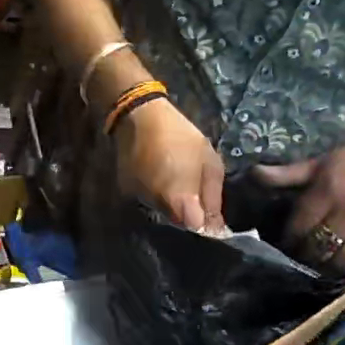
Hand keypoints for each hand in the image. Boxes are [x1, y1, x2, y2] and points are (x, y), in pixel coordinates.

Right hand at [115, 99, 224, 231]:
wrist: (139, 117)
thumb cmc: (180, 135)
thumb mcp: (209, 161)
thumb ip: (213, 196)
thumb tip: (216, 224)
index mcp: (179, 198)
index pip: (195, 227)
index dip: (206, 224)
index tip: (213, 216)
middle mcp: (156, 204)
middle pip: (178, 221)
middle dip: (190, 214)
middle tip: (198, 195)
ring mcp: (139, 198)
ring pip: (162, 211)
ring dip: (173, 203)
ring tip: (178, 182)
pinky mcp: (127, 191)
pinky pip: (148, 199)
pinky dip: (156, 194)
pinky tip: (160, 175)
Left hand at [251, 137, 344, 270]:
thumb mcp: (321, 163)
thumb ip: (288, 174)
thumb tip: (254, 173)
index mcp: (329, 190)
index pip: (300, 226)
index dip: (289, 239)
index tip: (285, 245)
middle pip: (319, 246)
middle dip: (306, 256)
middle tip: (301, 259)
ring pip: (343, 261)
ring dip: (329, 268)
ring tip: (321, 268)